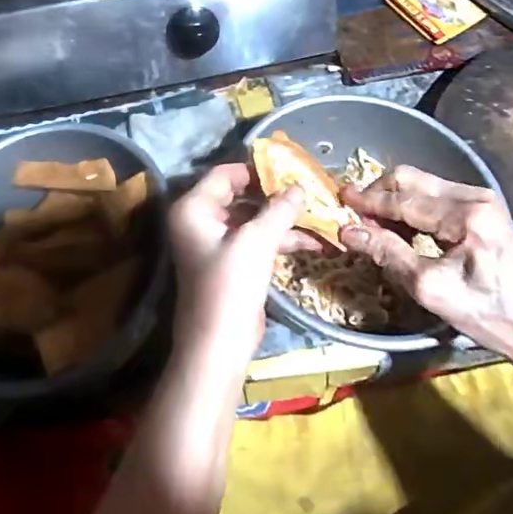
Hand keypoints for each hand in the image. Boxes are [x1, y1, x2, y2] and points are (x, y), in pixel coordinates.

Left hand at [166, 164, 308, 366]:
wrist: (218, 345)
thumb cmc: (230, 284)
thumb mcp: (258, 240)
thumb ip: (280, 208)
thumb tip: (301, 186)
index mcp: (194, 209)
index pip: (226, 174)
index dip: (257, 169)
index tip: (290, 168)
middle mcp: (200, 221)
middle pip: (241, 195)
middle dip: (275, 194)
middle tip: (308, 187)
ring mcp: (216, 243)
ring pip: (253, 218)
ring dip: (283, 218)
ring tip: (318, 213)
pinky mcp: (232, 263)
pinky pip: (257, 240)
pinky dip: (281, 239)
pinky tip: (312, 241)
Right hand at [341, 166, 512, 368]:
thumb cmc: (488, 314)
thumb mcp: (431, 288)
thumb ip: (388, 253)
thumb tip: (348, 231)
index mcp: (467, 213)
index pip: (405, 199)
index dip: (369, 201)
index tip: (340, 198)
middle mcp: (476, 196)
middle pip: (414, 179)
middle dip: (381, 194)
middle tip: (355, 213)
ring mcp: (483, 200)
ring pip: (424, 185)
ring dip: (396, 200)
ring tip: (374, 224)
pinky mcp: (485, 210)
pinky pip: (438, 197)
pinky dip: (414, 207)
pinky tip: (402, 228)